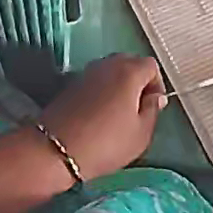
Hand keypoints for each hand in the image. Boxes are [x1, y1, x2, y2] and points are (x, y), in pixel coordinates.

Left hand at [40, 54, 166, 180]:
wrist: (55, 150)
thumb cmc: (105, 143)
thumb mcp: (141, 133)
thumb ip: (153, 110)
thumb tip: (155, 97)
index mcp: (128, 72)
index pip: (151, 66)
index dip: (156, 85)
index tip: (153, 106)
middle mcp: (106, 65)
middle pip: (130, 63)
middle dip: (138, 82)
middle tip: (138, 109)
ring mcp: (86, 72)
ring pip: (111, 71)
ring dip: (119, 85)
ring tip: (118, 114)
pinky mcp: (70, 83)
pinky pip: (95, 80)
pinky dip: (102, 90)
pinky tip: (100, 114)